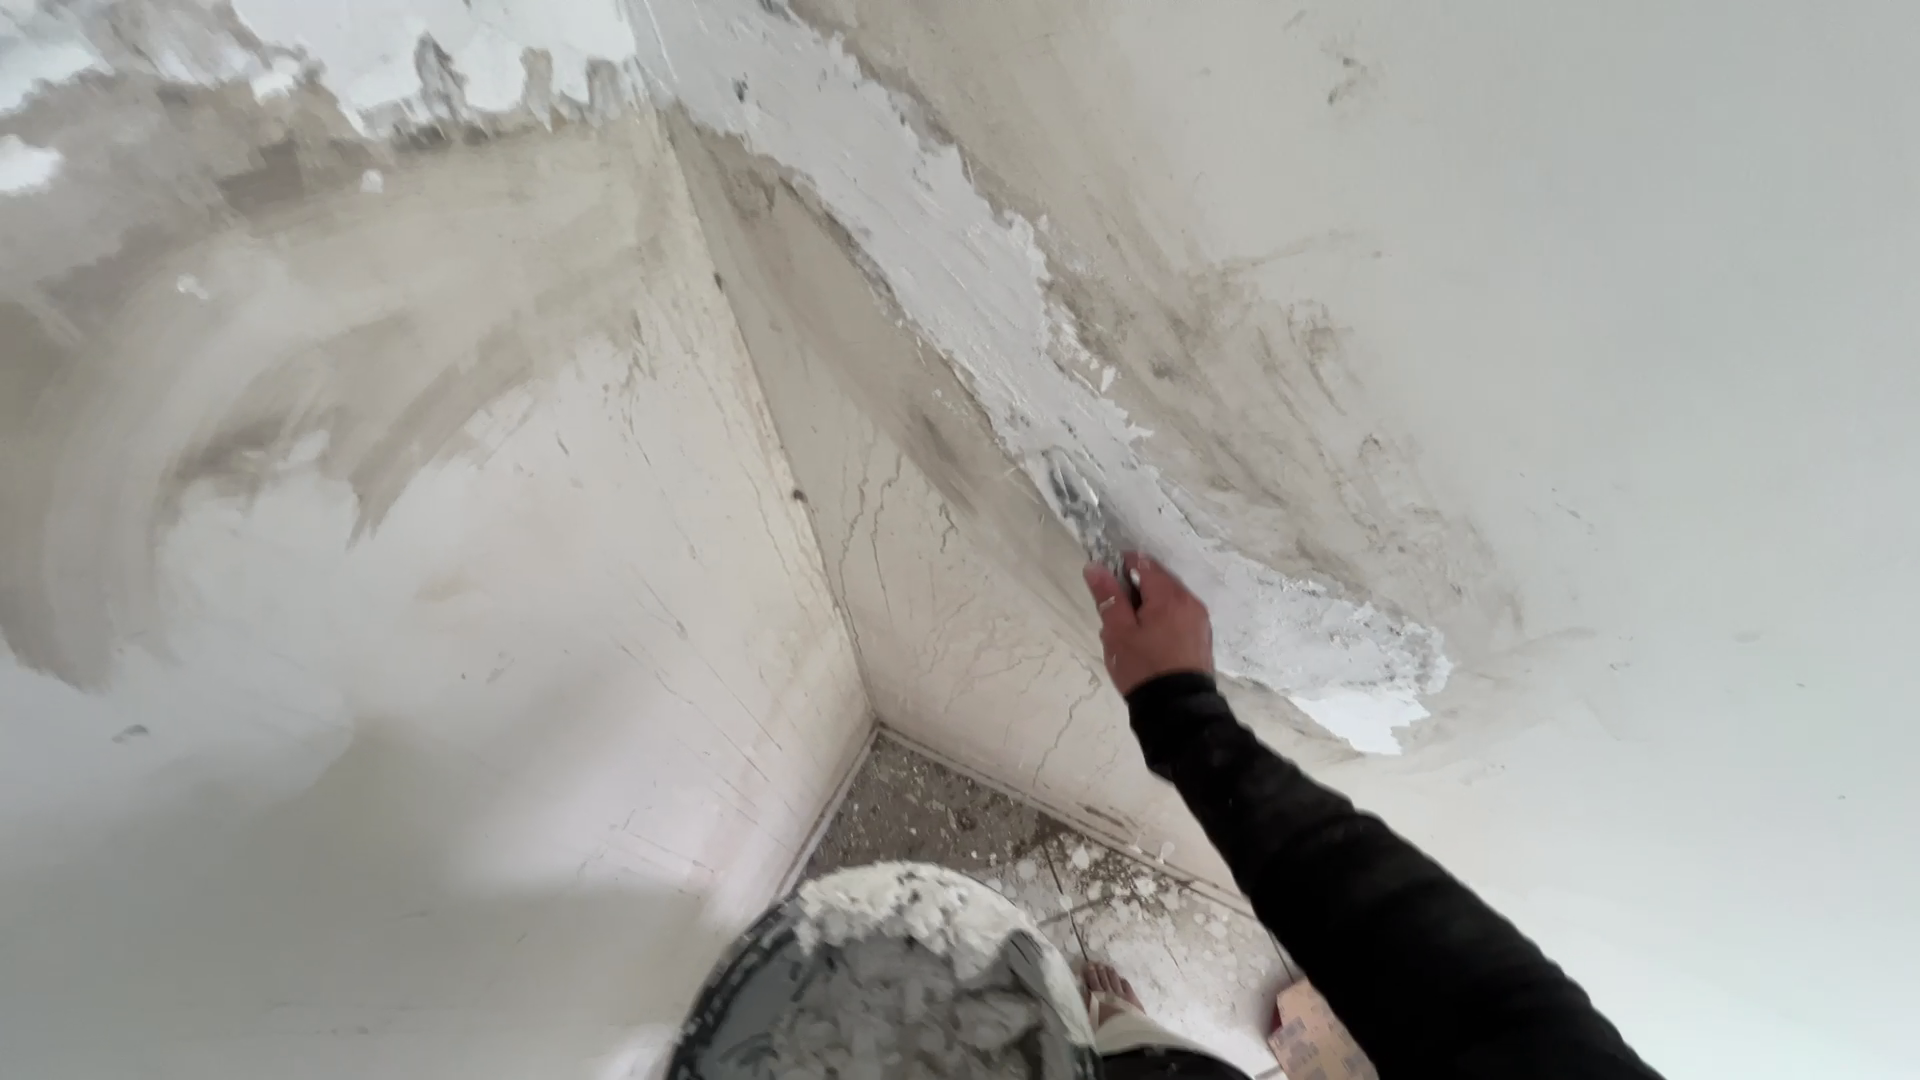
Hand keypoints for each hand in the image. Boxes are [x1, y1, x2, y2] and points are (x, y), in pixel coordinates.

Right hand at [1083, 552, 1213, 695]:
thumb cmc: (1142, 667)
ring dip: (1149, 605)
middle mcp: (1189, 601)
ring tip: (1131, 632)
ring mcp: (1199, 619)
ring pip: (1168, 598)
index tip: (1106, 585)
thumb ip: (1108, 596)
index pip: (1143, 563)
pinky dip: (1162, 618)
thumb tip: (1094, 567)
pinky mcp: (1202, 636)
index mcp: (1168, 596)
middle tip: (1115, 615)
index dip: (1121, 567)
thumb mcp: (1117, 631)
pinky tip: (1149, 641)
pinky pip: (1179, 615)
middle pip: (1158, 579)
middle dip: (1135, 589)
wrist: (1177, 709)